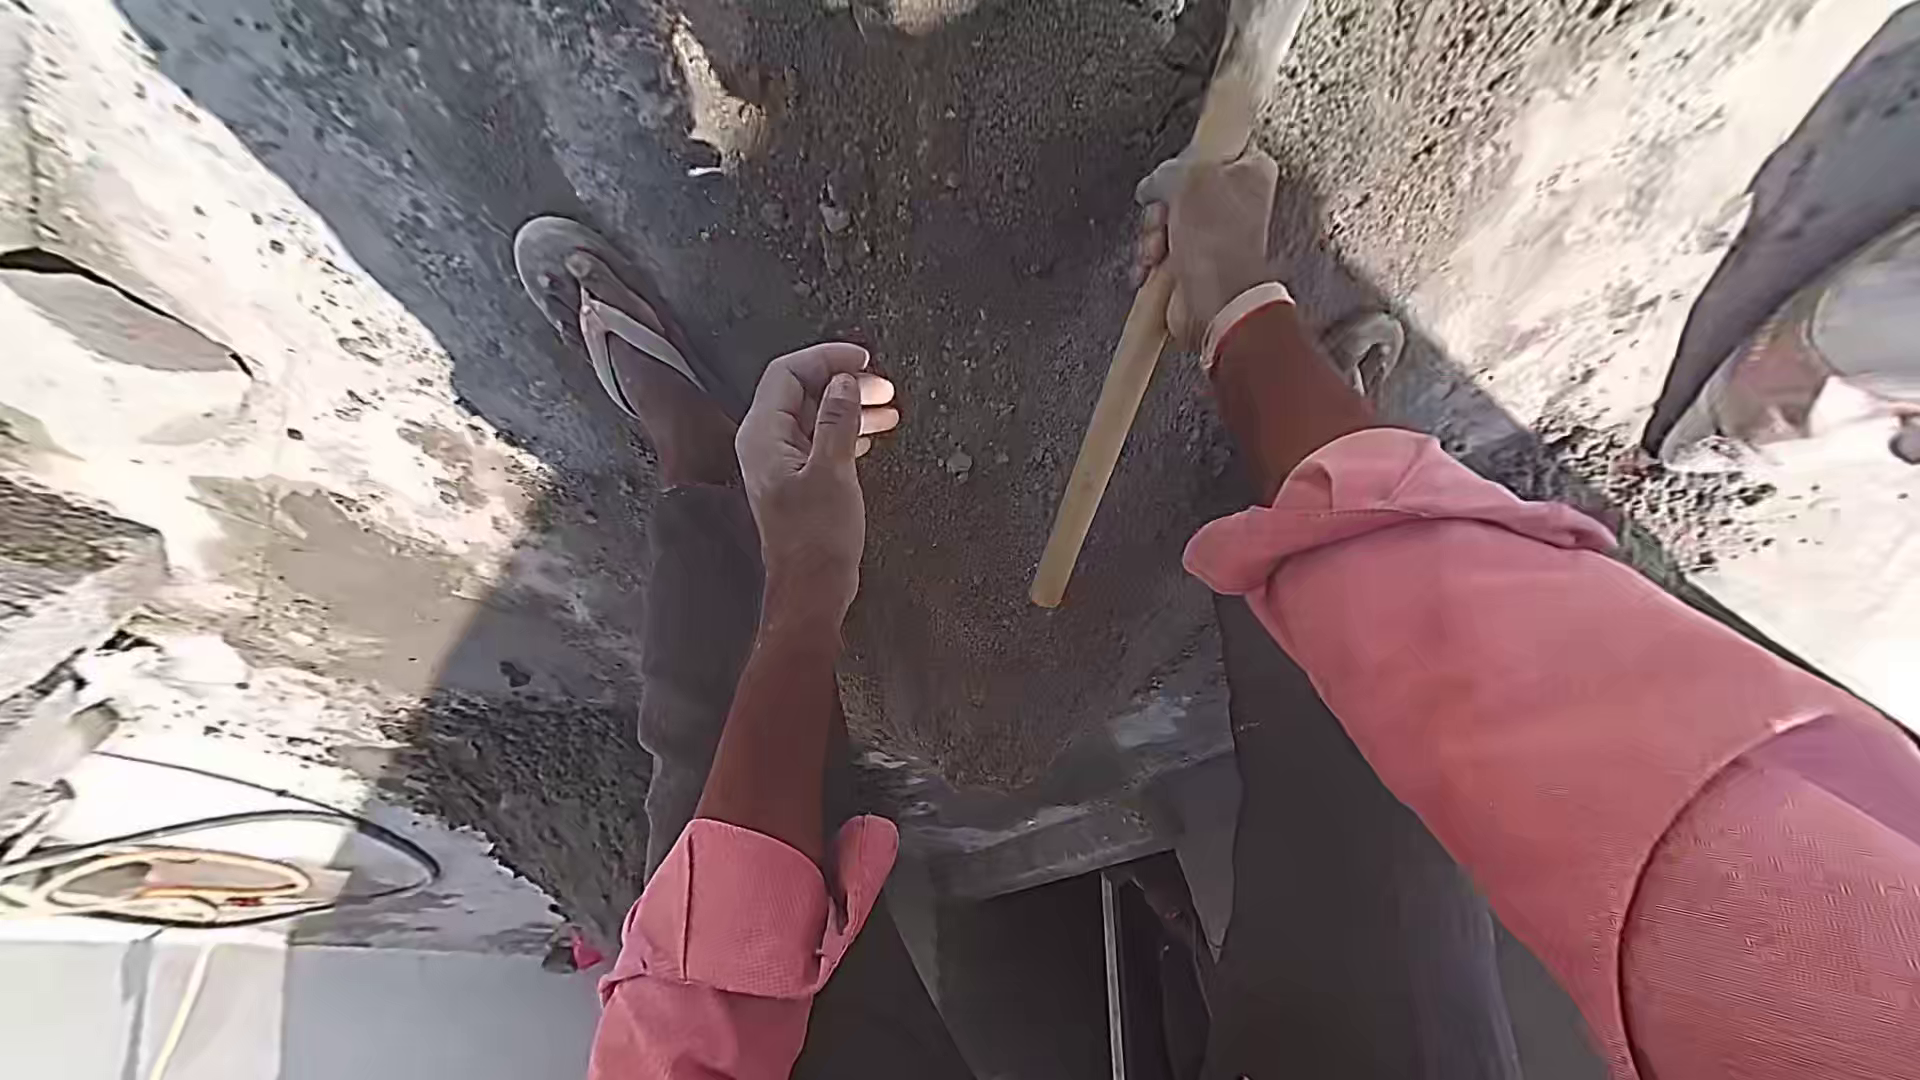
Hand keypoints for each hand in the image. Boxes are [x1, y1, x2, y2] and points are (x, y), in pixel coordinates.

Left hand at [734, 342, 899, 629]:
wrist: (813, 586)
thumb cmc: (817, 538)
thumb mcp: (833, 471)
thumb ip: (838, 420)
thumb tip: (845, 383)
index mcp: (764, 435)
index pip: (789, 374)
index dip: (826, 359)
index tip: (862, 359)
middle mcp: (768, 444)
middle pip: (804, 392)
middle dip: (845, 383)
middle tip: (883, 386)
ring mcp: (784, 462)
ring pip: (818, 417)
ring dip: (852, 407)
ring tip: (887, 407)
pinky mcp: (801, 479)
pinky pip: (823, 441)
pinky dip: (849, 431)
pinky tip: (872, 432)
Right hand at [1132, 149, 1279, 350]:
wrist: (1215, 301)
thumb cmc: (1218, 245)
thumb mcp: (1189, 181)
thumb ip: (1167, 172)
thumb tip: (1151, 185)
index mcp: (1249, 171)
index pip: (1204, 154)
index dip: (1180, 167)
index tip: (1170, 180)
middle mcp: (1232, 204)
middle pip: (1176, 194)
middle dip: (1159, 212)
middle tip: (1163, 221)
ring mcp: (1211, 238)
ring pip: (1164, 226)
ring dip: (1151, 240)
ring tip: (1159, 252)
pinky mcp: (1192, 266)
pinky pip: (1159, 256)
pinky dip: (1149, 263)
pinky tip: (1151, 268)